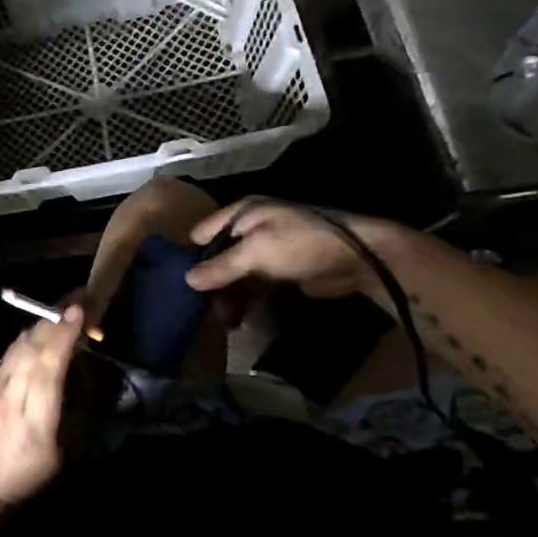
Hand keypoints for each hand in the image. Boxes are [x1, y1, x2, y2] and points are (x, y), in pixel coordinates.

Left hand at [0, 306, 83, 504]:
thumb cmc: (32, 470)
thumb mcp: (63, 449)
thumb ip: (73, 407)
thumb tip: (84, 368)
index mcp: (35, 417)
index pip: (49, 365)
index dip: (64, 335)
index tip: (79, 311)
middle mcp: (12, 394)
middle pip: (34, 346)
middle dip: (58, 318)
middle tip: (82, 299)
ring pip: (22, 343)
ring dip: (46, 321)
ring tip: (68, 308)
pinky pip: (13, 349)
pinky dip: (32, 333)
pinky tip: (45, 328)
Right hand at [185, 198, 399, 299]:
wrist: (358, 259)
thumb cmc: (301, 244)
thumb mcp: (256, 252)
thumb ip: (220, 267)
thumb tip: (187, 280)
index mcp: (241, 214)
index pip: (203, 232)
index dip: (191, 256)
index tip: (179, 284)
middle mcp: (249, 229)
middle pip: (217, 256)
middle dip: (209, 283)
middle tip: (203, 312)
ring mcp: (265, 250)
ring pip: (234, 274)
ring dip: (226, 296)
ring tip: (222, 322)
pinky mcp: (280, 271)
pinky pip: (252, 285)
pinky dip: (243, 300)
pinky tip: (236, 320)